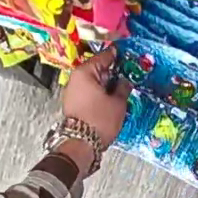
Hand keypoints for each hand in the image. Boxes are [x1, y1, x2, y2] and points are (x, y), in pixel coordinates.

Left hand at [59, 49, 130, 170]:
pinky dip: (98, 94)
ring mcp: (72, 91)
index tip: (124, 53)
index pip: (104, 57)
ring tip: (119, 92)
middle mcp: (75, 78)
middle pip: (97, 70)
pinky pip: (88, 93)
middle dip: (111, 73)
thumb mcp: (118, 103)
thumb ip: (123, 88)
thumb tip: (125, 81)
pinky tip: (109, 101)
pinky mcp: (73, 104)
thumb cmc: (99, 121)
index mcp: (85, 72)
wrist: (82, 144)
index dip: (116, 55)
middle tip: (125, 76)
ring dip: (105, 86)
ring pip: (92, 83)